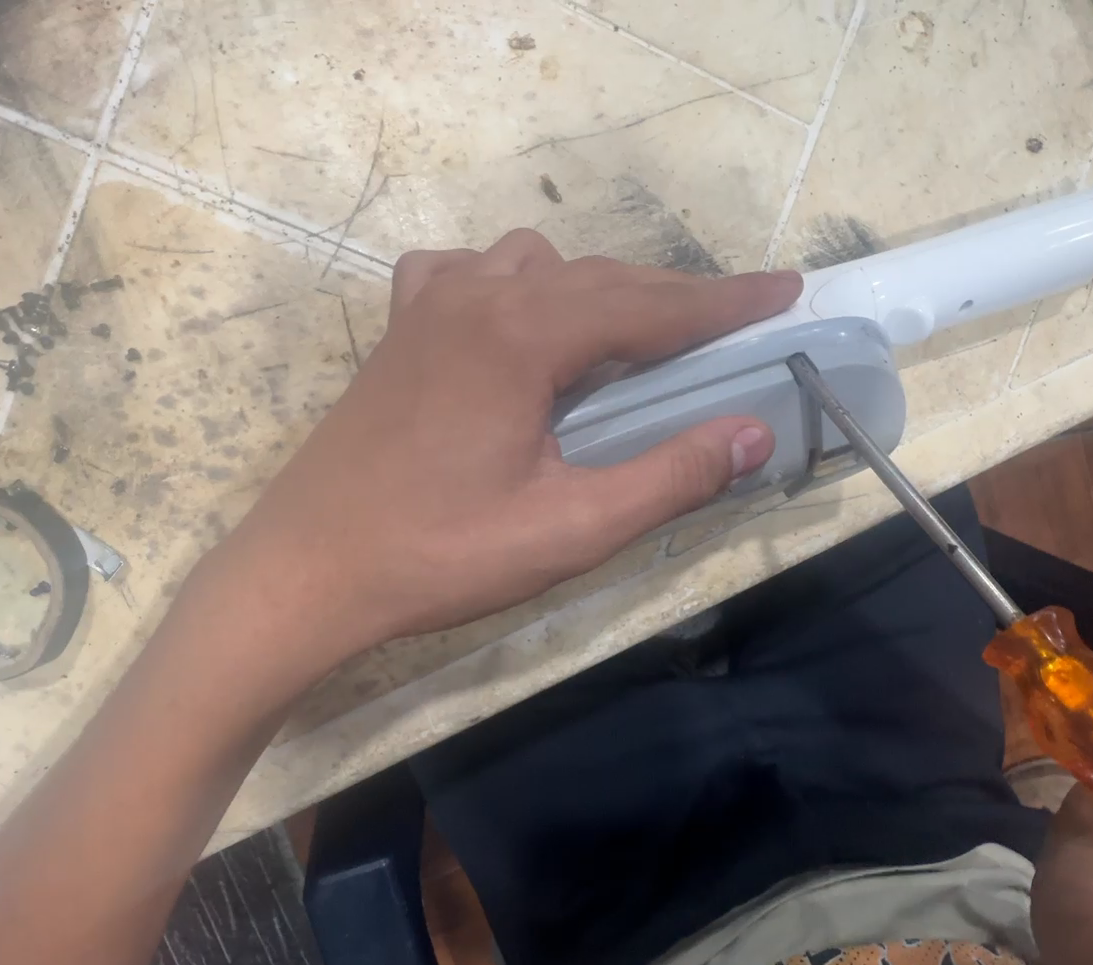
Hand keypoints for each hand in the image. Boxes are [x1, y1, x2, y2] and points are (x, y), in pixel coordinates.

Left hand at [216, 230, 800, 650]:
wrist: (307, 571)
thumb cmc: (438, 556)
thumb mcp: (569, 529)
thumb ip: (668, 477)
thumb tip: (753, 433)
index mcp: (523, 335)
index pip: (649, 304)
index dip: (724, 301)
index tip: (785, 290)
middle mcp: (477, 296)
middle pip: (600, 277)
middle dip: (673, 299)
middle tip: (731, 325)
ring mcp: (428, 307)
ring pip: (536, 265)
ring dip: (596, 290)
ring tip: (630, 341)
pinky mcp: (398, 334)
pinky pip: (466, 275)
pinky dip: (512, 284)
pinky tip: (517, 324)